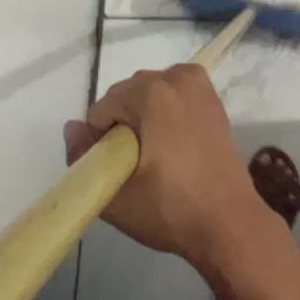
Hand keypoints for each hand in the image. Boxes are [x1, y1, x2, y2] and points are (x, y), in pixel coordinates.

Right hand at [63, 63, 273, 270]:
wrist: (227, 221)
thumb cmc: (170, 208)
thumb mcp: (114, 194)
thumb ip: (83, 157)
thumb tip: (71, 127)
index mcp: (153, 92)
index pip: (103, 108)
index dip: (99, 140)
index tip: (114, 168)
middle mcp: (177, 78)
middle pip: (128, 95)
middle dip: (122, 124)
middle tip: (132, 165)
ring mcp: (200, 85)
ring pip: (151, 93)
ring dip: (144, 118)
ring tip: (153, 158)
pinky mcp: (213, 99)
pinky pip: (175, 96)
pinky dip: (167, 113)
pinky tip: (172, 146)